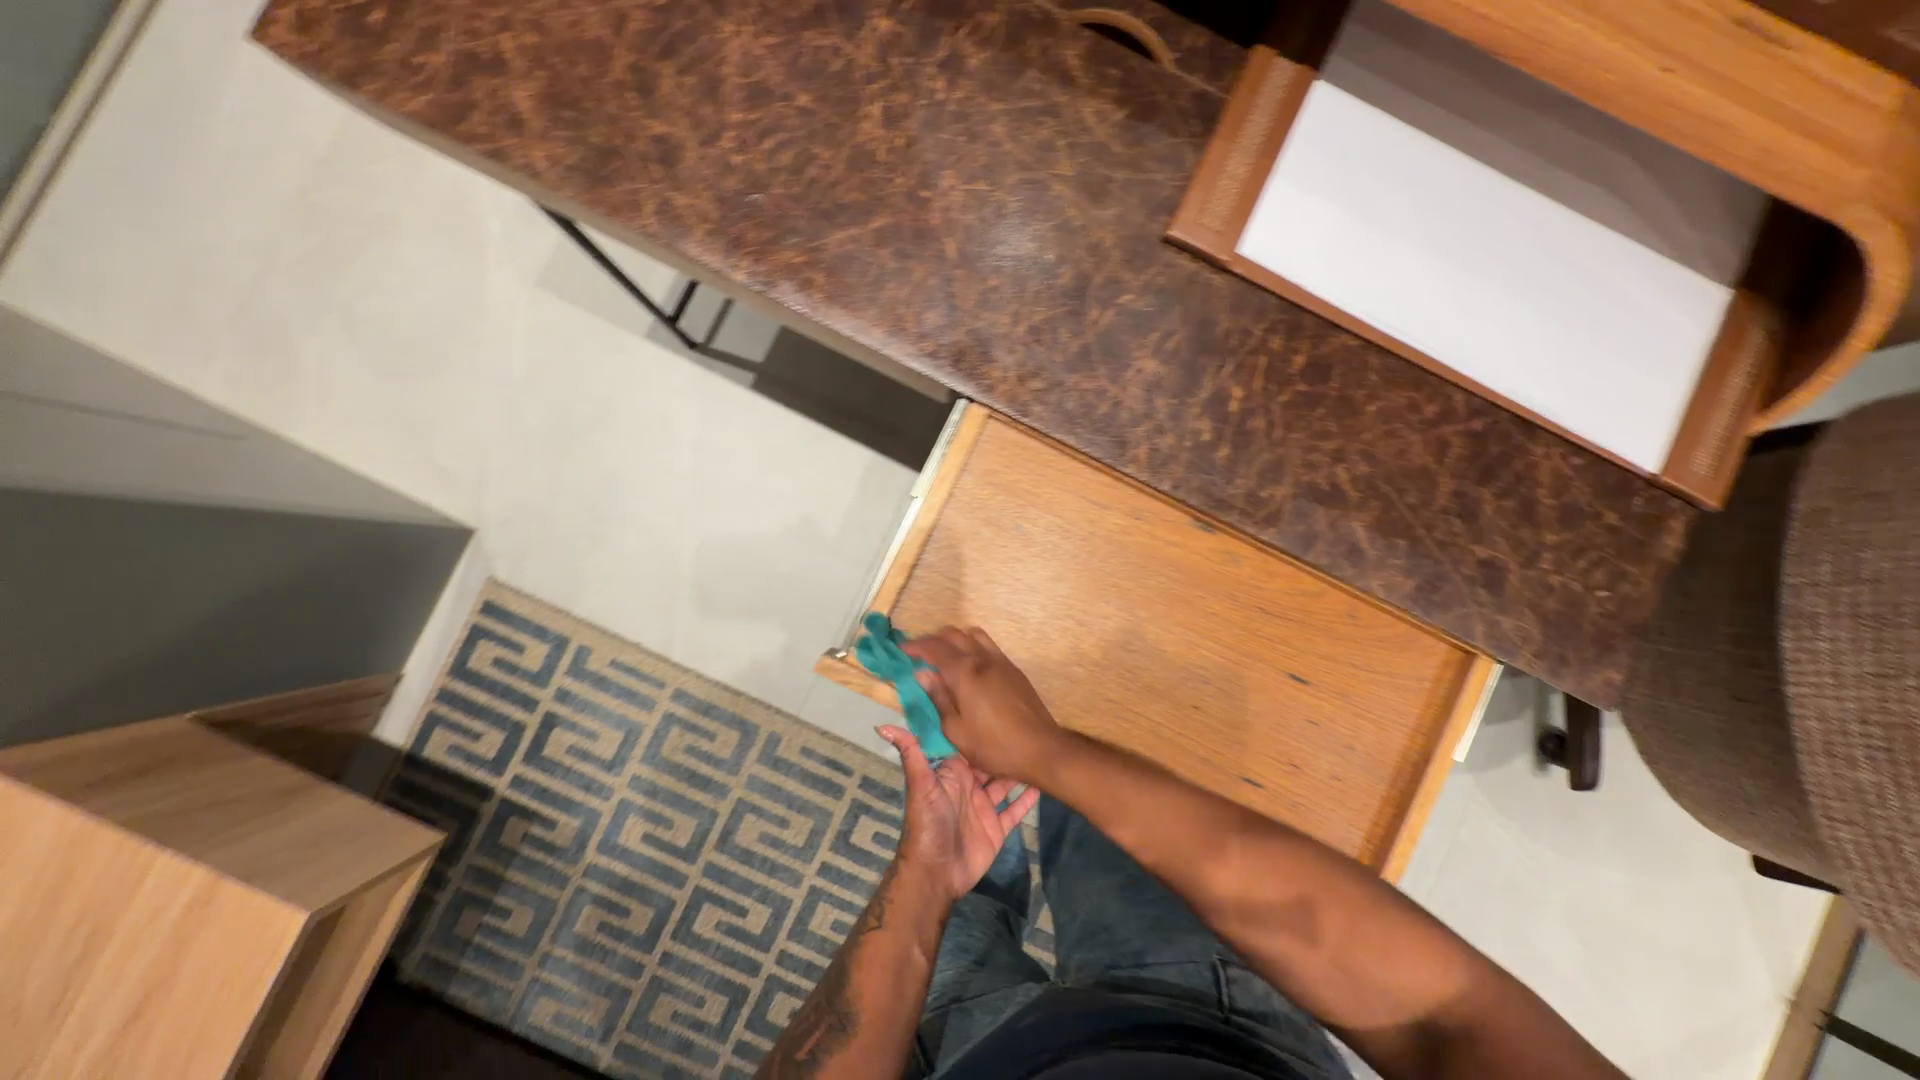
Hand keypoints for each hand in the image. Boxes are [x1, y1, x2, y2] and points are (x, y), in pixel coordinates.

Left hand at [879, 724, 1039, 904]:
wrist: (936, 872)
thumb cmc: (928, 824)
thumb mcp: (920, 785)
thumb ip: (911, 754)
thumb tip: (883, 725)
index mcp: (952, 774)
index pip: (967, 747)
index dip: (978, 730)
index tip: (995, 707)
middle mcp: (969, 787)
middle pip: (990, 764)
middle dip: (1004, 749)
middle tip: (1028, 727)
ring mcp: (984, 808)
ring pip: (1006, 784)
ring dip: (1019, 771)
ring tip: (1040, 751)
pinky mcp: (997, 828)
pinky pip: (1015, 810)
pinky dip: (1028, 799)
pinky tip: (1044, 784)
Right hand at [903, 626, 1066, 785]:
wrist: (1041, 749)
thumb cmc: (994, 746)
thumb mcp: (957, 731)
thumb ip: (938, 699)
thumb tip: (922, 675)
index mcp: (965, 674)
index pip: (934, 649)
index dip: (916, 646)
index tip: (902, 650)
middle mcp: (982, 659)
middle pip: (953, 635)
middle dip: (933, 640)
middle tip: (919, 653)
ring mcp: (1001, 661)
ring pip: (973, 635)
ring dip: (954, 638)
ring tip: (944, 654)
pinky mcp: (1013, 669)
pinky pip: (988, 645)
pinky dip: (972, 644)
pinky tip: (969, 663)